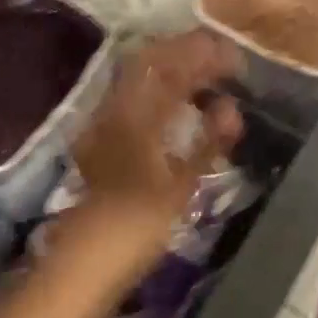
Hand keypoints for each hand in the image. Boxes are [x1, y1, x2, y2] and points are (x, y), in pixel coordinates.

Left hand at [71, 31, 245, 237]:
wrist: (84, 263)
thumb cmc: (138, 224)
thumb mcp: (182, 184)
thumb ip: (209, 141)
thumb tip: (232, 107)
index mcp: (138, 113)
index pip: (173, 65)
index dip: (204, 54)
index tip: (232, 55)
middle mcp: (118, 109)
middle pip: (151, 62)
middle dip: (185, 53)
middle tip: (218, 57)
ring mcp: (105, 122)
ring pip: (139, 78)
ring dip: (171, 69)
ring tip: (203, 75)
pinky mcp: (101, 139)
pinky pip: (133, 98)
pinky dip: (158, 90)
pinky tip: (176, 104)